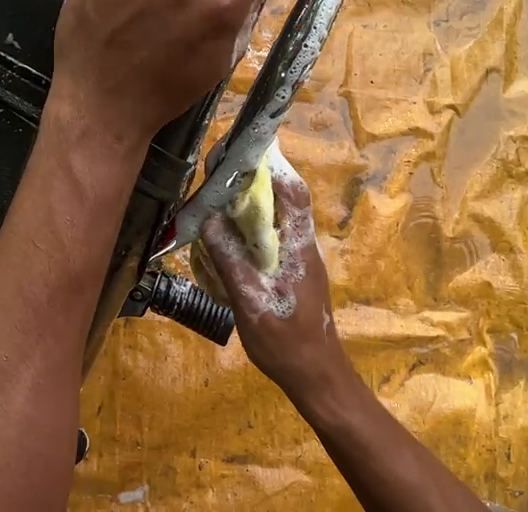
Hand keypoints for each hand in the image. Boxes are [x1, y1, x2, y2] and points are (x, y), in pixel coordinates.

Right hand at [205, 168, 347, 399]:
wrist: (317, 377)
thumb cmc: (286, 341)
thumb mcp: (251, 303)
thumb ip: (230, 261)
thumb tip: (210, 220)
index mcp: (298, 248)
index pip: (295, 194)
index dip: (276, 167)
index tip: (249, 150)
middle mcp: (303, 247)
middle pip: (286, 200)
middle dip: (259, 181)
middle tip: (224, 172)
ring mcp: (301, 260)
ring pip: (280, 218)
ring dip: (255, 204)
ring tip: (221, 198)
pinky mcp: (295, 273)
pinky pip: (274, 237)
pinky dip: (254, 227)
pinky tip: (230, 237)